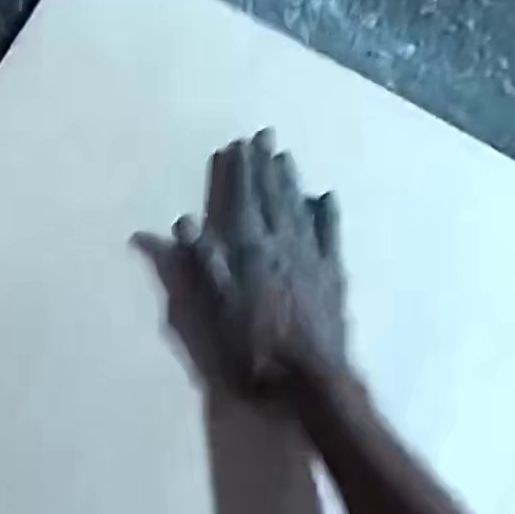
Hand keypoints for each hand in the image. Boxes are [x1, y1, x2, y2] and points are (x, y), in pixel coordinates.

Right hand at [137, 129, 346, 388]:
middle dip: (266, 165)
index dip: (240, 171)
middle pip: (273, 196)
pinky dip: (326, 214)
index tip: (239, 144)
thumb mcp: (216, 311)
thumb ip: (201, 264)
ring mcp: (312, 257)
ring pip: (300, 208)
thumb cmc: (257, 348)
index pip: (243, 200)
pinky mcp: (333, 275)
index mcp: (251, 250)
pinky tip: (325, 198)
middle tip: (265, 137)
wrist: (312, 376)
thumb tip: (181, 222)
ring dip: (290, 181)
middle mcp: (283, 244)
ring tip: (285, 157)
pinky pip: (330, 235)